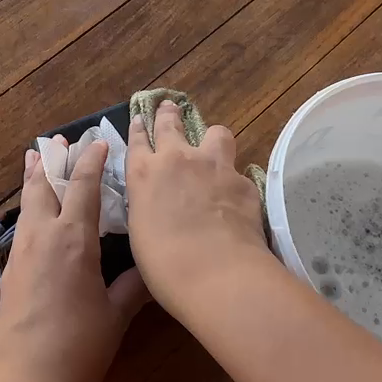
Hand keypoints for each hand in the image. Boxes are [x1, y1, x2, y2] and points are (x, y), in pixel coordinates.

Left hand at [0, 141, 148, 381]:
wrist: (28, 378)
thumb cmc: (79, 345)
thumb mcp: (116, 314)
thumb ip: (134, 285)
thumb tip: (153, 267)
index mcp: (73, 238)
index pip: (83, 186)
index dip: (92, 161)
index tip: (99, 142)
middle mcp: (43, 234)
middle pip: (44, 184)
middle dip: (53, 159)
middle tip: (59, 140)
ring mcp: (21, 250)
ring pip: (27, 201)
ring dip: (34, 176)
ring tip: (35, 157)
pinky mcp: (10, 269)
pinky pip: (21, 223)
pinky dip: (28, 204)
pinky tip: (32, 211)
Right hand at [125, 101, 274, 319]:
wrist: (215, 273)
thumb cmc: (164, 263)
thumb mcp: (140, 229)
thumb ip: (148, 204)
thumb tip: (157, 202)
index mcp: (144, 173)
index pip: (138, 140)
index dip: (139, 127)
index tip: (141, 117)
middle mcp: (176, 159)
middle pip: (170, 123)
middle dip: (169, 113)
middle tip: (170, 108)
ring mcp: (212, 166)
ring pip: (216, 133)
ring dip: (213, 140)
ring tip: (214, 151)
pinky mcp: (243, 181)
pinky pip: (240, 172)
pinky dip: (236, 183)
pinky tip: (238, 200)